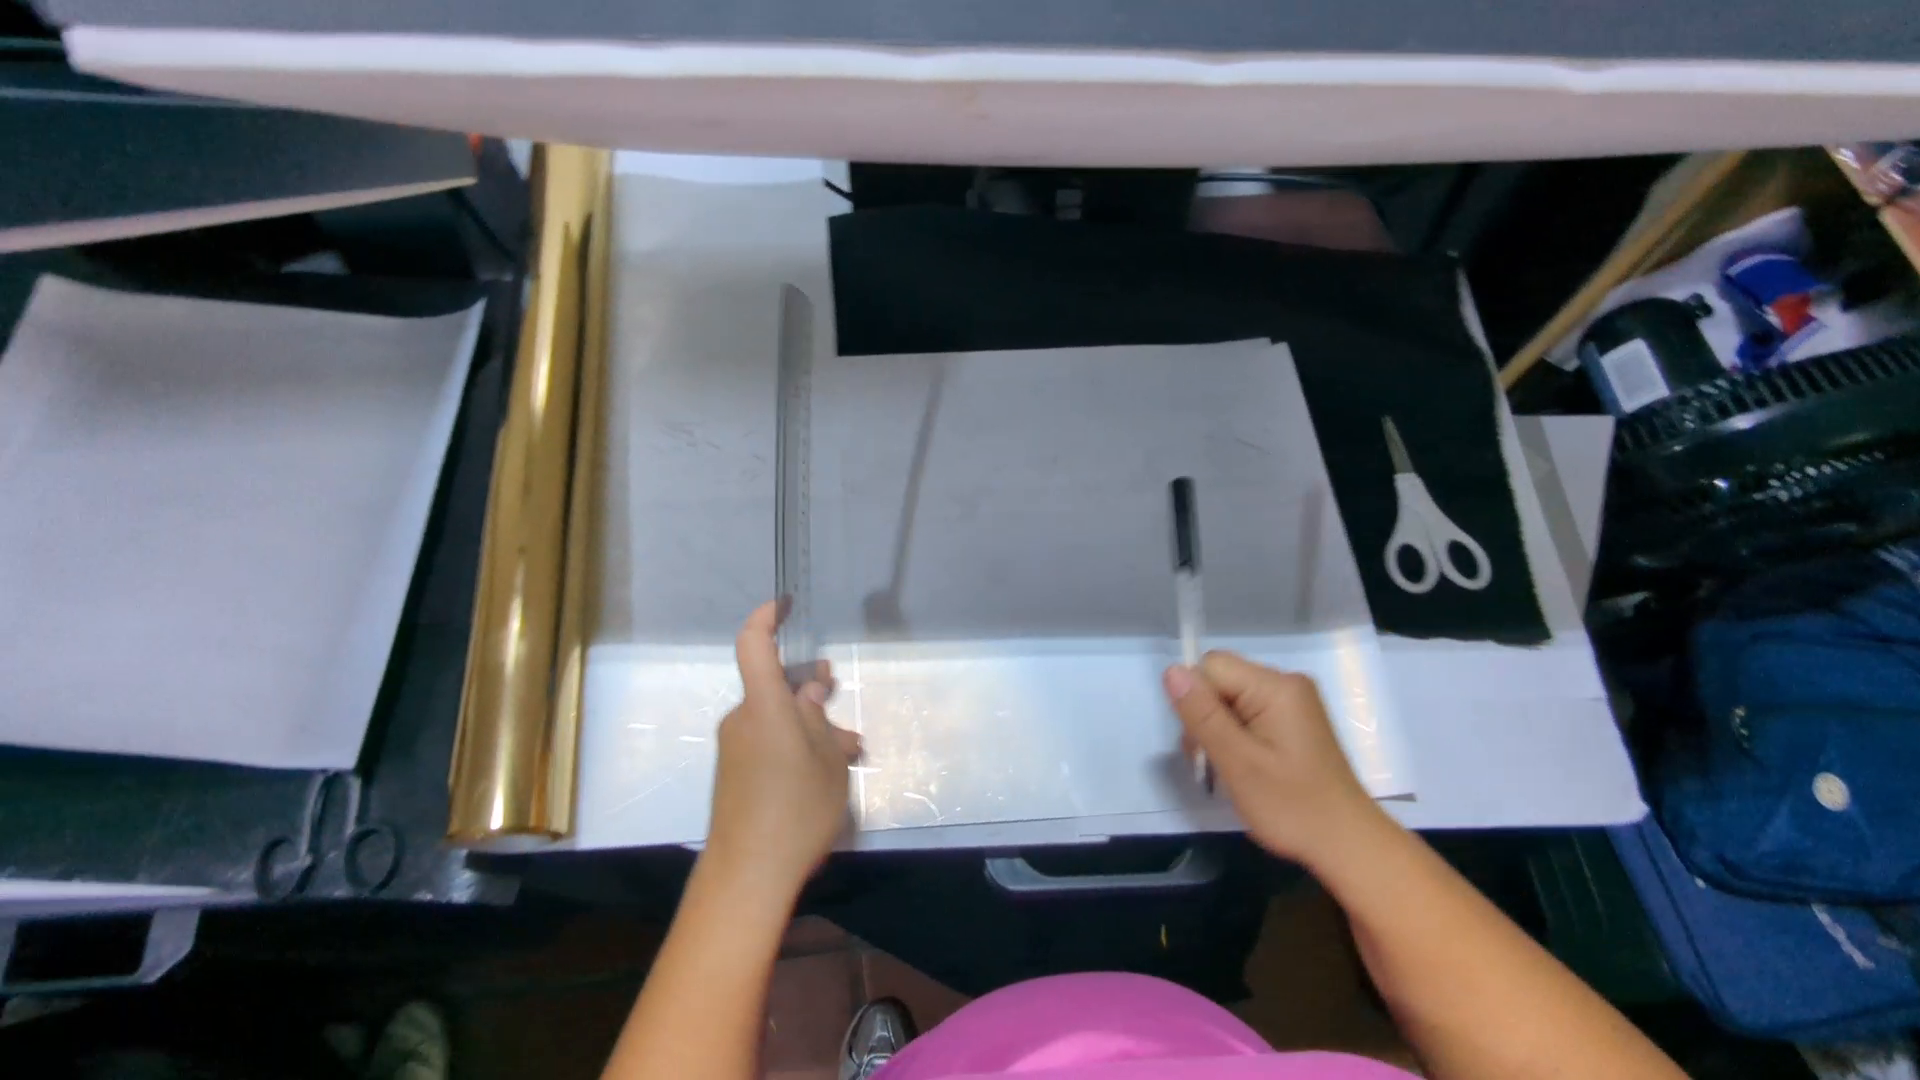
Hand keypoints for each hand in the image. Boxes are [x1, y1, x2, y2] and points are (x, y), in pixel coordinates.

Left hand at [705, 601, 861, 902]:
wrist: (747, 874)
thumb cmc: (796, 809)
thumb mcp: (828, 762)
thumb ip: (820, 723)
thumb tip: (810, 696)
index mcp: (764, 706)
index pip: (754, 644)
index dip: (767, 617)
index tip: (787, 604)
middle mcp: (743, 720)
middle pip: (773, 686)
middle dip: (807, 688)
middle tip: (836, 693)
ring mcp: (735, 748)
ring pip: (776, 719)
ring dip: (808, 725)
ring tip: (846, 749)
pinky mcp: (735, 774)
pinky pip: (768, 744)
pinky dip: (794, 747)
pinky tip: (824, 772)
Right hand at [1164, 652, 1387, 870]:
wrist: (1347, 844)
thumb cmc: (1291, 806)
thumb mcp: (1237, 762)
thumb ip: (1202, 714)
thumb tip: (1171, 670)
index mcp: (1276, 686)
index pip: (1211, 667)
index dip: (1196, 701)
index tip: (1204, 745)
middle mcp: (1286, 683)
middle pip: (1221, 680)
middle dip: (1205, 716)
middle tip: (1215, 763)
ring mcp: (1293, 702)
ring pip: (1231, 698)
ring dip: (1219, 729)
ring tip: (1230, 769)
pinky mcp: (1294, 720)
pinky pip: (1249, 711)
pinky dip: (1237, 735)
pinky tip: (1246, 765)